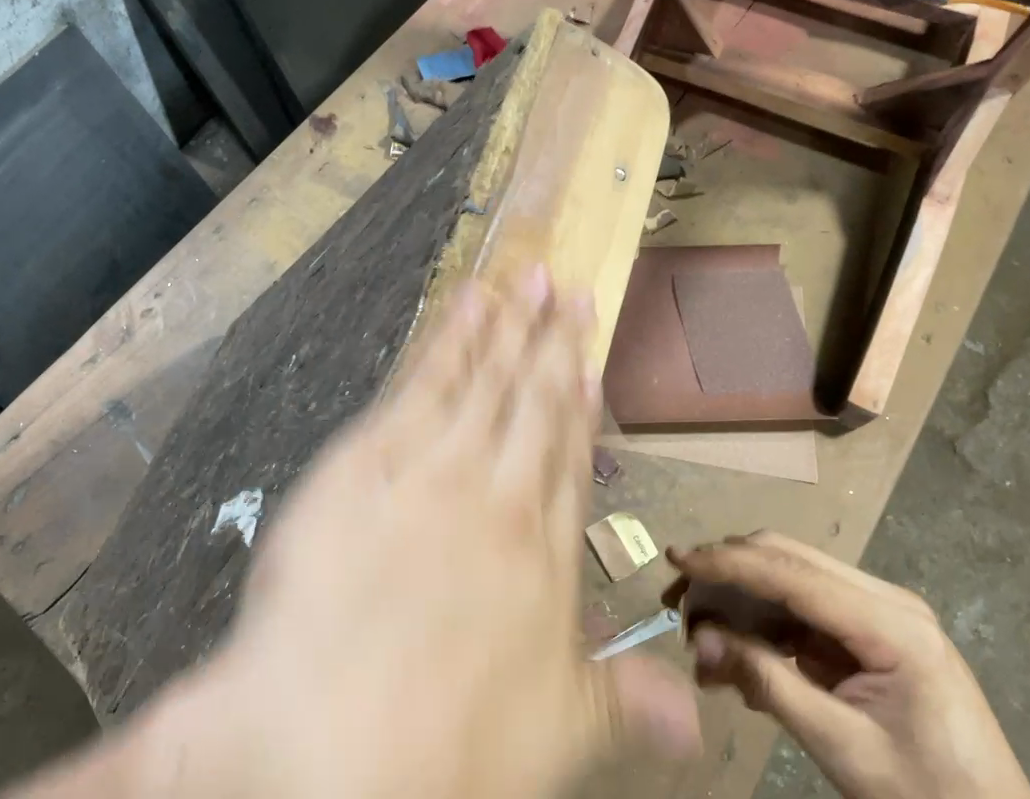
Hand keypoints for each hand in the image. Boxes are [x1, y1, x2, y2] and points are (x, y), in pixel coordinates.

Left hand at [102, 271, 701, 798]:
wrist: (331, 739)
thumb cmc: (447, 749)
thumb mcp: (556, 736)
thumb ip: (624, 704)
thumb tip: (697, 719)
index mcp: (543, 554)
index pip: (568, 459)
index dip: (580, 404)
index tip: (590, 360)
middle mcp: (497, 498)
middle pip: (532, 404)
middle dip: (551, 343)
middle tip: (570, 289)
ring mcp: (432, 471)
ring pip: (480, 383)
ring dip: (504, 330)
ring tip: (524, 280)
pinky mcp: (367, 461)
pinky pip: (418, 387)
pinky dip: (445, 342)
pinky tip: (464, 310)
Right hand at [673, 532, 1029, 798]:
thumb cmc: (926, 793)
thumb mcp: (842, 745)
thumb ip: (768, 683)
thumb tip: (701, 640)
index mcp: (892, 625)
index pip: (791, 571)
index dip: (727, 561)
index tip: (674, 559)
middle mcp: (885, 603)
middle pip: (786, 561)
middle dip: (725, 576)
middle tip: (678, 608)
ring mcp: (877, 618)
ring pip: (785, 583)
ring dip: (737, 606)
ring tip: (700, 649)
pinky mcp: (865, 639)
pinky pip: (798, 616)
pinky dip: (759, 630)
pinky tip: (735, 664)